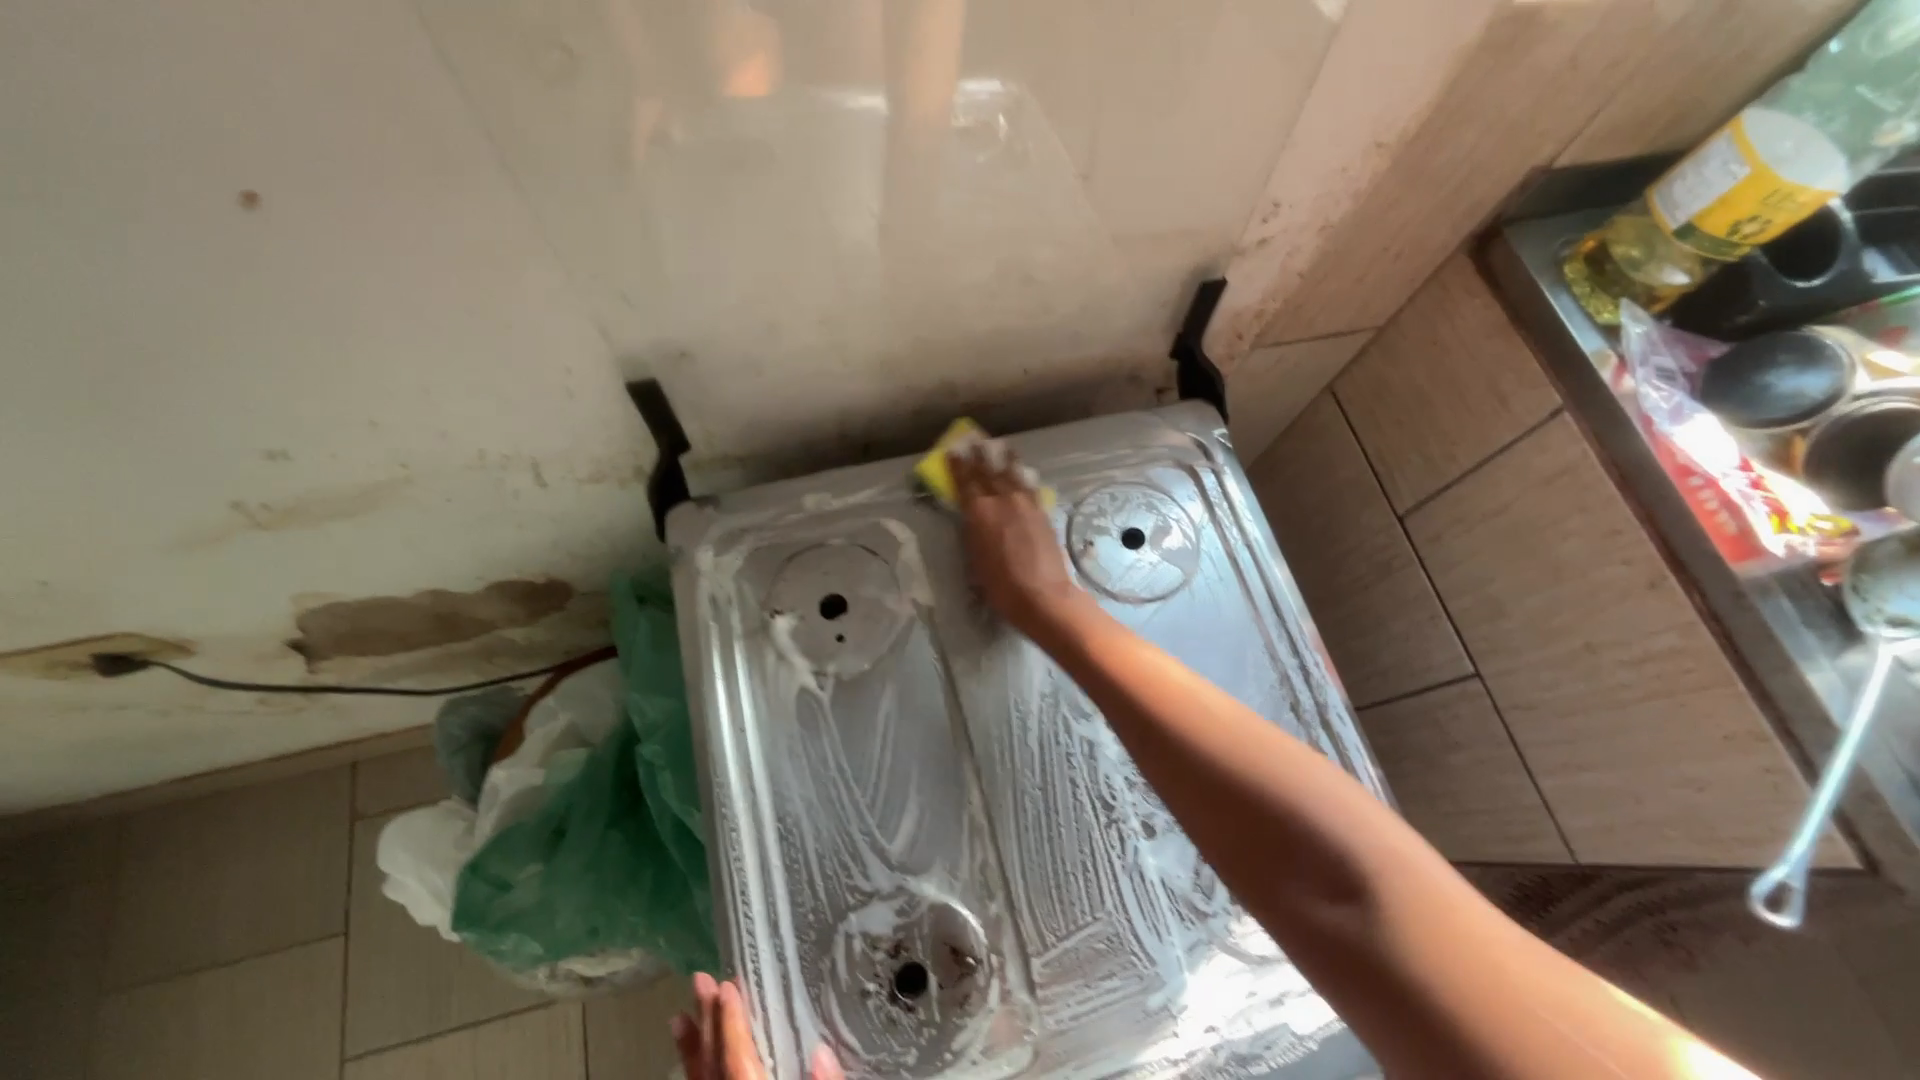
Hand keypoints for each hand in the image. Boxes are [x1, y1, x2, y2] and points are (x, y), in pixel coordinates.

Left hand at [672, 973, 843, 1079]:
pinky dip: (695, 1068)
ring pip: (704, 1078)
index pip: (740, 1062)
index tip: (727, 987)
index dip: (732, 1026)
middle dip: (710, 1023)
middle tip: (701, 981)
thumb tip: (823, 1052)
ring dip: (693, 1046)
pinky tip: (691, 1052)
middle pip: (716, 1063)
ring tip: (680, 1015)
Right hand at [948, 440, 1091, 640]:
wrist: (1041, 595)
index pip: (966, 481)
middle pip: (990, 472)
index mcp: (979, 511)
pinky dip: (1024, 478)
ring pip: (1014, 475)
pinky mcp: (1043, 513)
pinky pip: (1030, 488)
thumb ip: (972, 531)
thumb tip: (971, 516)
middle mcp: (1003, 501)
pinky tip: (1024, 475)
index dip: (958, 466)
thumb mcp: (974, 558)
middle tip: (977, 442)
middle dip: (981, 457)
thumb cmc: (999, 584)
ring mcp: (1026, 505)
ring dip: (1007, 460)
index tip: (954, 452)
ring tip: (1004, 448)